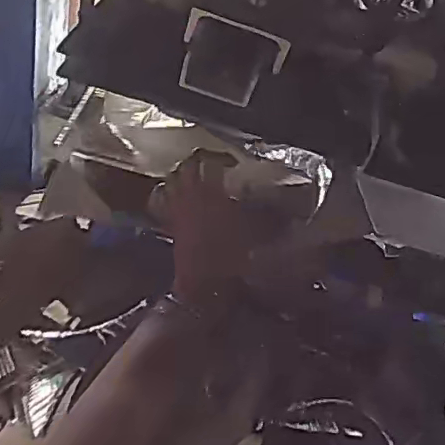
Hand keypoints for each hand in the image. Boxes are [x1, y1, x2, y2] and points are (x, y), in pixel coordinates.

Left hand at [152, 150, 256, 307]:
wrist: (201, 287)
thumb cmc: (229, 259)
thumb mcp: (253, 234)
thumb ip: (264, 216)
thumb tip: (279, 207)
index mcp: (212, 193)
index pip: (212, 162)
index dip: (223, 157)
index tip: (234, 161)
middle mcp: (191, 196)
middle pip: (189, 165)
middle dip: (200, 159)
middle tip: (214, 162)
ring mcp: (177, 208)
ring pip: (173, 178)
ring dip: (183, 173)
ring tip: (196, 174)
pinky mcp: (170, 222)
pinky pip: (165, 198)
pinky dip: (171, 192)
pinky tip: (181, 197)